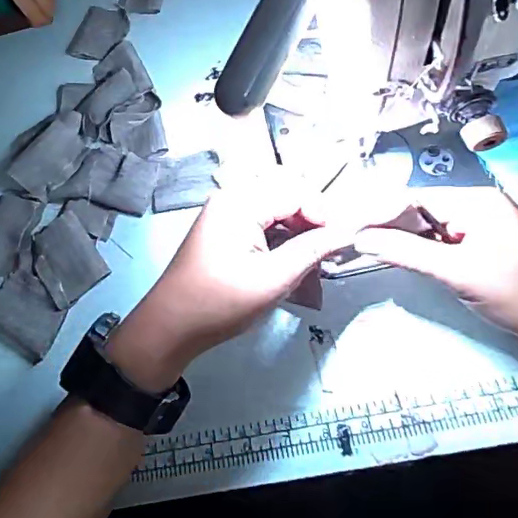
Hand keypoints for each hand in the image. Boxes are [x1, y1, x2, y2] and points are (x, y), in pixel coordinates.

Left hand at [107, 183, 356, 387]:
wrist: (170, 327)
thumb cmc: (219, 303)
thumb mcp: (273, 279)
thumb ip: (312, 250)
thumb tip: (347, 232)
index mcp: (239, 202)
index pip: (296, 190)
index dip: (322, 213)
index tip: (337, 241)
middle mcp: (232, 197)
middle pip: (287, 189)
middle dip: (312, 216)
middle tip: (326, 247)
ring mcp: (226, 211)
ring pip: (278, 203)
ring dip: (299, 226)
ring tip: (312, 258)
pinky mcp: (226, 227)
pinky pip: (264, 217)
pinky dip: (283, 234)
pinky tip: (293, 259)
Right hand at [347, 187, 517, 390]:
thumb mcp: (459, 271)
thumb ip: (408, 251)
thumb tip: (361, 235)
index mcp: (475, 201)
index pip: (414, 197)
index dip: (379, 212)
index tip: (346, 227)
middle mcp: (479, 208)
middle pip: (422, 211)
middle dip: (389, 226)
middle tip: (352, 243)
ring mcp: (485, 231)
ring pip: (434, 230)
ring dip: (406, 241)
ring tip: (368, 252)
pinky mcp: (488, 252)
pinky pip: (448, 246)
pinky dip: (426, 254)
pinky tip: (404, 263)